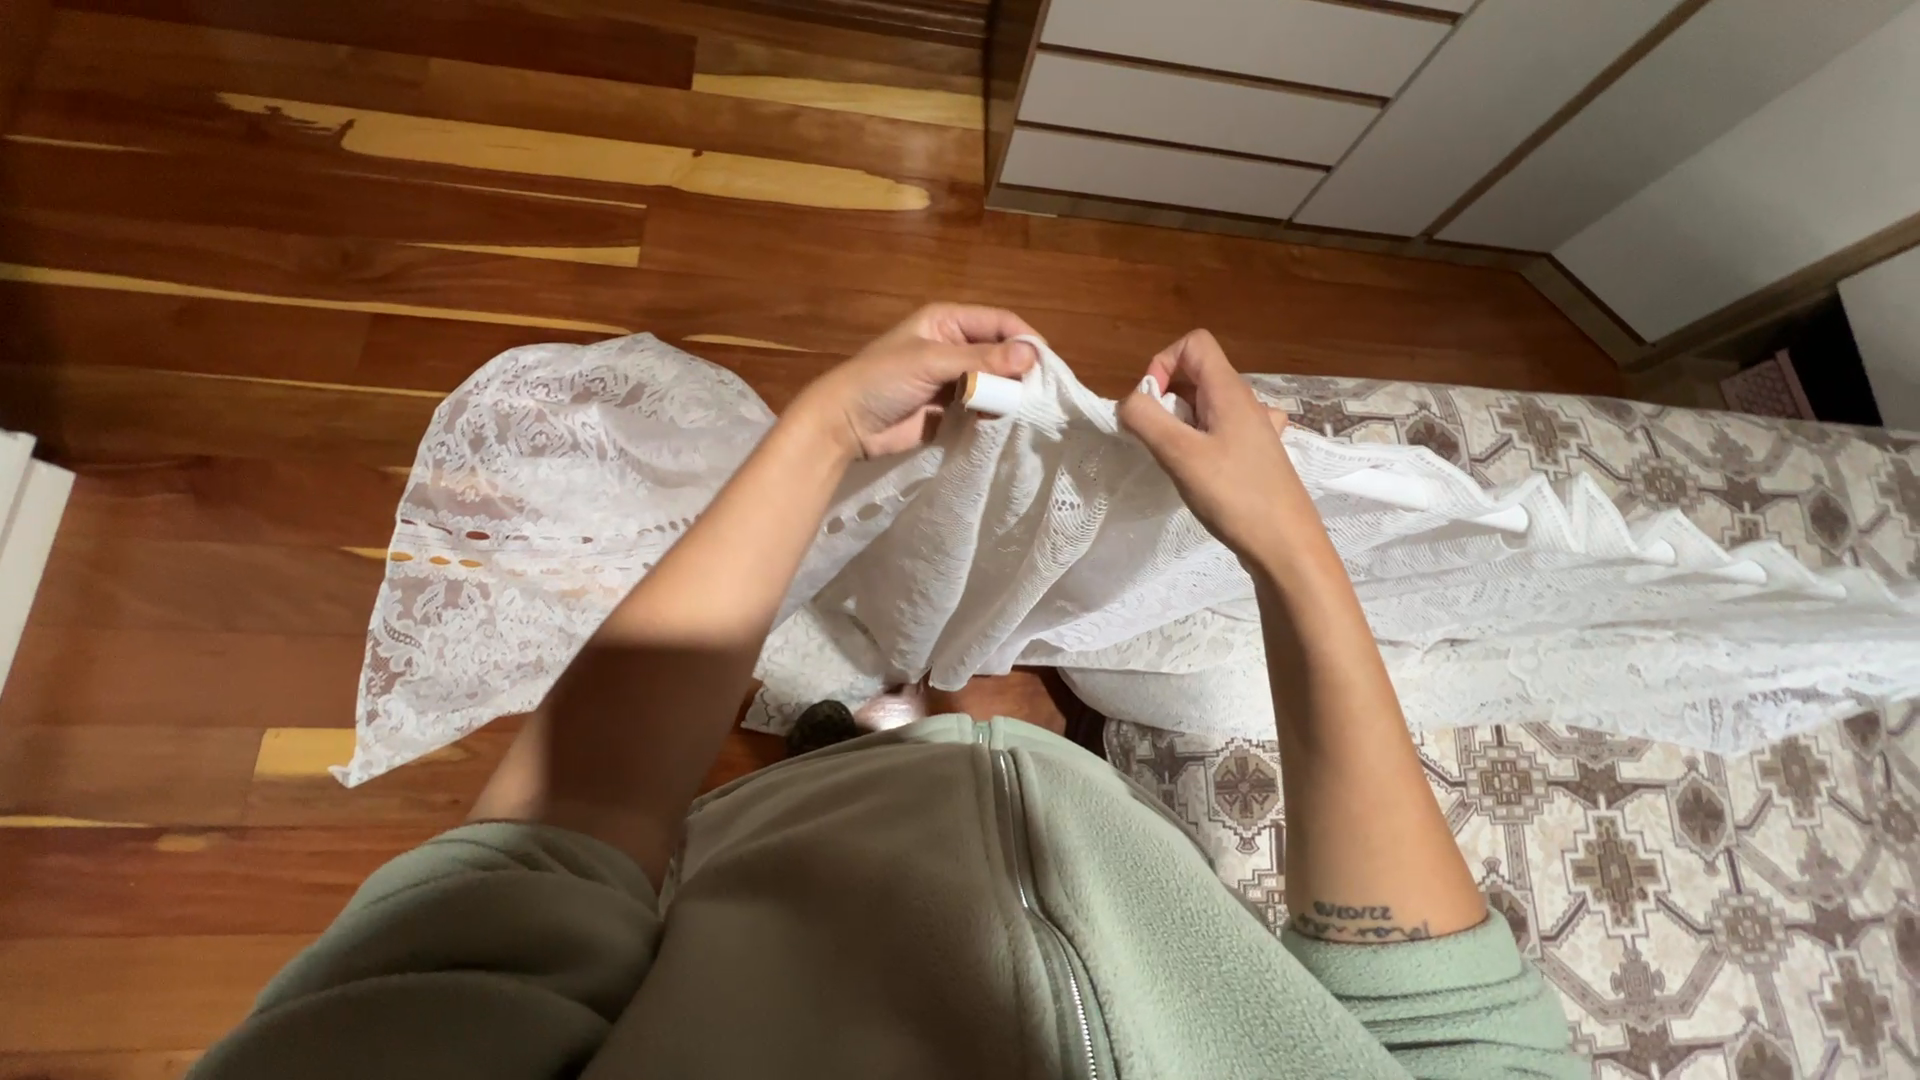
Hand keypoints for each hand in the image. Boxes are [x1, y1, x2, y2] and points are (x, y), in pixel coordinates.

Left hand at [796, 304, 1041, 459]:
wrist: (845, 425)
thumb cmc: (881, 380)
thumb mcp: (931, 362)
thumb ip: (980, 360)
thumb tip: (1031, 356)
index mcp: (947, 321)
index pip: (999, 322)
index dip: (1024, 340)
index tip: (1046, 365)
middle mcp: (953, 347)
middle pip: (1000, 353)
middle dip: (1019, 370)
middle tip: (1039, 393)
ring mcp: (952, 380)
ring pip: (993, 382)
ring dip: (1008, 394)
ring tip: (1022, 410)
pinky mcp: (949, 411)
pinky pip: (981, 408)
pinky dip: (994, 414)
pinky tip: (1002, 423)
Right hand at [1118, 330, 1306, 562]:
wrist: (1285, 545)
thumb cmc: (1234, 495)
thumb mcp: (1179, 454)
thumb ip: (1145, 419)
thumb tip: (1128, 402)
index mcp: (1230, 391)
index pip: (1194, 343)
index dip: (1163, 363)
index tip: (1152, 404)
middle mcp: (1245, 402)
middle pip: (1196, 374)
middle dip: (1165, 398)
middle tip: (1158, 439)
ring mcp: (1253, 430)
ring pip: (1204, 406)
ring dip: (1179, 424)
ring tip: (1177, 460)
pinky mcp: (1254, 455)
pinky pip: (1218, 432)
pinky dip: (1199, 443)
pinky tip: (1202, 471)